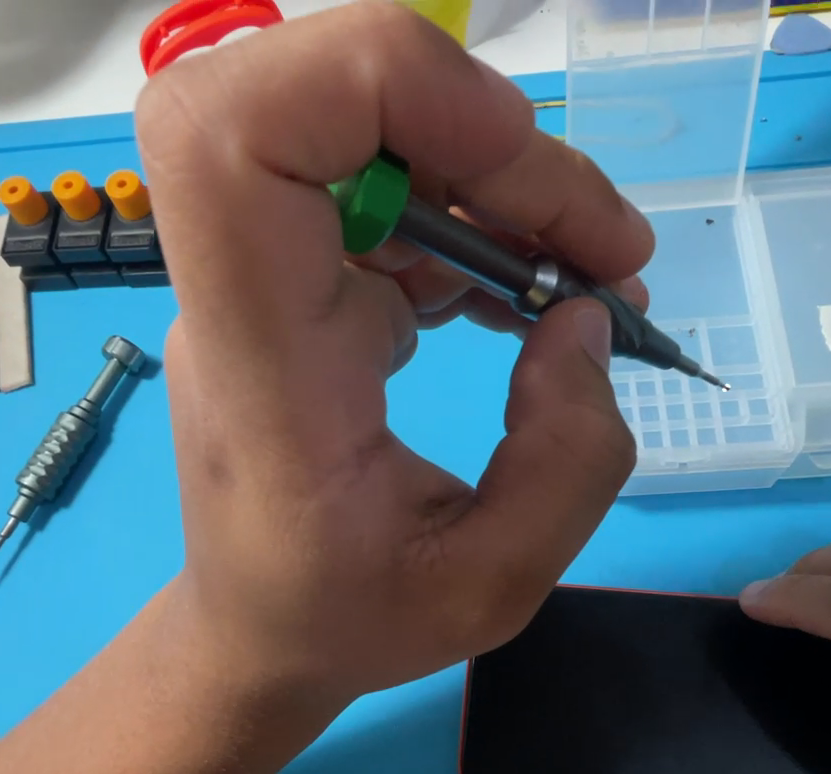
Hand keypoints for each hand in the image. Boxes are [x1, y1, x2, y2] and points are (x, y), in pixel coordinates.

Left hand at [136, 3, 645, 722]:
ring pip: (370, 141)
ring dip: (501, 186)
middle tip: (592, 242)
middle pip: (309, 98)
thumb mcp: (490, 588)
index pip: (238, 134)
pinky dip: (479, 223)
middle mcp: (245, 300)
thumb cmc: (347, 623)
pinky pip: (387, 200)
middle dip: (475, 131)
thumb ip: (569, 464)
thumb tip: (583, 324)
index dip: (378, 83)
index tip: (510, 159)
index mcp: (268, 369)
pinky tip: (534, 294)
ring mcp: (267, 286)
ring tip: (592, 279)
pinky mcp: (299, 290)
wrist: (258, 634)